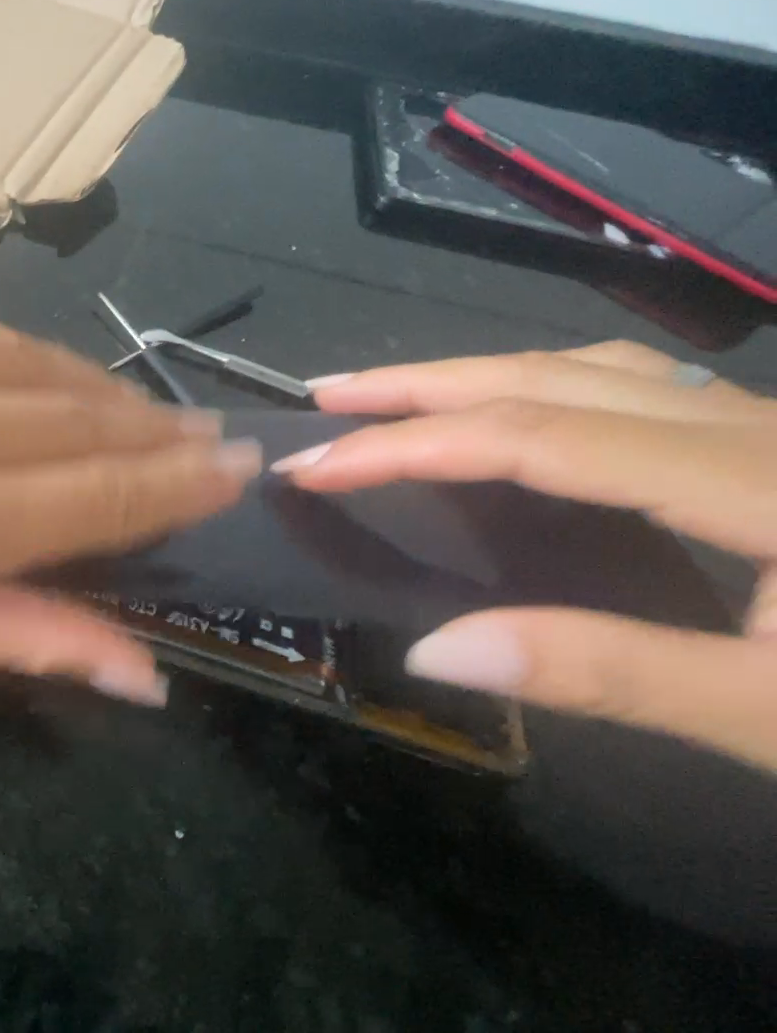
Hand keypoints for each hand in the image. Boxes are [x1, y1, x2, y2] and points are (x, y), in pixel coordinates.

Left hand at [0, 304, 262, 703]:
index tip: (236, 469)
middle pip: (79, 421)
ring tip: (140, 415)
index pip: (97, 495)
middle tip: (207, 441)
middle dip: (155, 435)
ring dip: (101, 391)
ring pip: (36, 365)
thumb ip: (25, 636)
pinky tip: (50, 377)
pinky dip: (27, 356)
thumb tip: (148, 675)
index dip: (177, 483)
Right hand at [278, 342, 776, 769]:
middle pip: (561, 375)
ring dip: (478, 376)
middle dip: (424, 384)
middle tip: (322, 398)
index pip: (539, 438)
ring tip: (388, 398)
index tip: (313, 468)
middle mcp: (764, 433)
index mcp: (762, 485)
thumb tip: (430, 648)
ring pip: (603, 370)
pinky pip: (638, 393)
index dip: (410, 445)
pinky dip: (543, 390)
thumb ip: (608, 673)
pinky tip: (513, 415)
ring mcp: (775, 437)